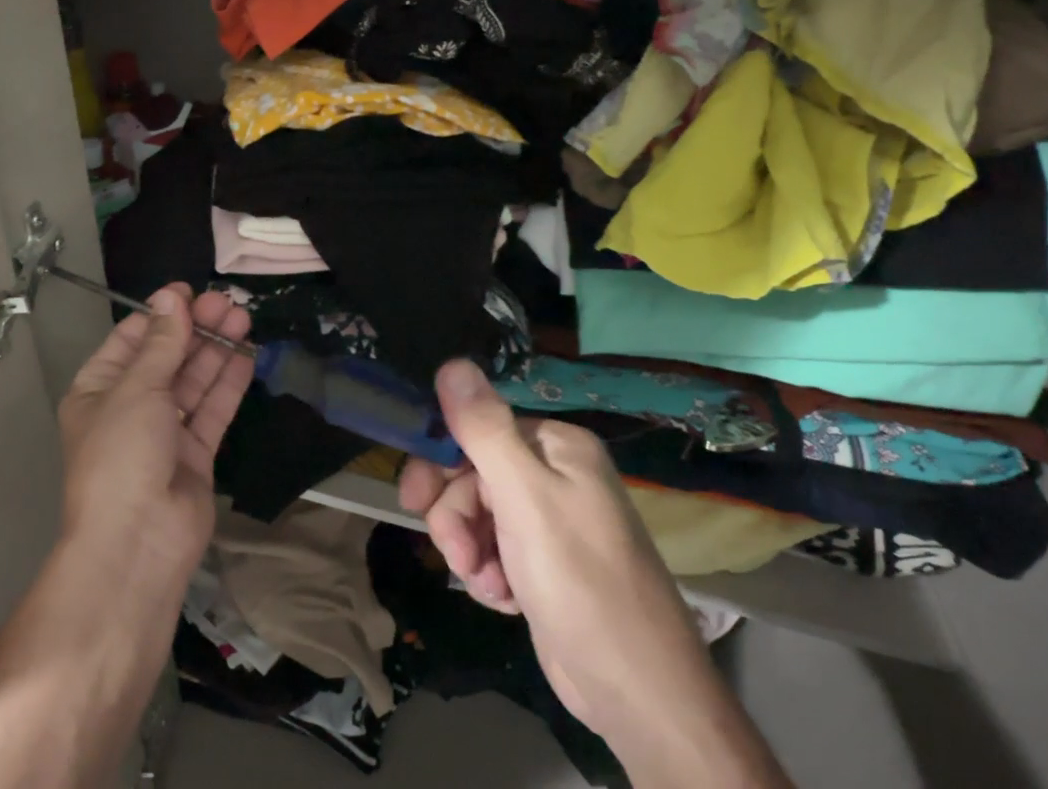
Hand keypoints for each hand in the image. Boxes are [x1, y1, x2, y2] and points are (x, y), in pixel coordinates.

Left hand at [56, 282, 252, 582]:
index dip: (160, 316)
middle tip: (228, 304)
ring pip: (193, 383)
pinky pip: (212, 412)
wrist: (138, 540)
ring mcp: (163, 434)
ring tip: (243, 319)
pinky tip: (247, 356)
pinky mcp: (194, 456)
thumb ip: (161, 345)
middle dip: (195, 330)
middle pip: (166, 359)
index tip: (190, 292)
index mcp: (98, 391)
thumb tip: (171, 298)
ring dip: (216, 352)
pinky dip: (228, 385)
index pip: (131, 342)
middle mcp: (129, 409)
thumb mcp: (136, 390)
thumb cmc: (121, 455)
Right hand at [397, 361, 736, 750]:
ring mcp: (550, 522)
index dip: (439, 464)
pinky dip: (488, 574)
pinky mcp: (543, 563)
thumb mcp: (525, 498)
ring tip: (490, 583)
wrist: (634, 685)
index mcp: (557, 447)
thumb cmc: (579, 580)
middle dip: (456, 517)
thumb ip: (483, 429)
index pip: (475, 430)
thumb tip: (451, 362)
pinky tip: (504, 599)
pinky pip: (492, 550)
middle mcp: (555, 475)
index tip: (413, 498)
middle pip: (470, 476)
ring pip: (475, 517)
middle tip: (459, 553)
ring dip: (470, 551)